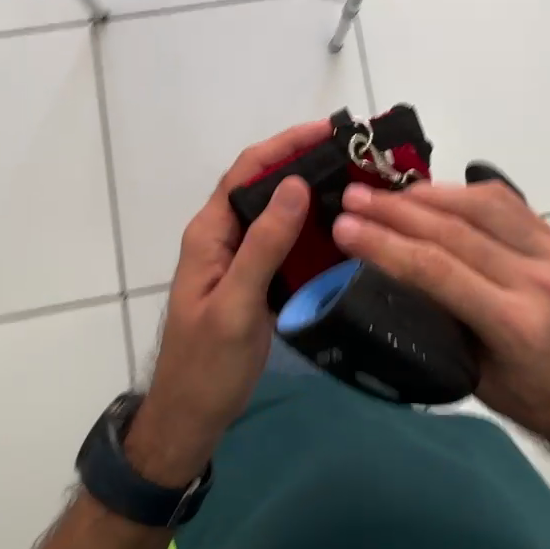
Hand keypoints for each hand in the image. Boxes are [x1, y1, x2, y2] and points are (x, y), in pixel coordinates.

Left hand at [126, 120, 329, 486]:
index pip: (247, 171)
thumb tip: (294, 184)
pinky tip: (343, 229)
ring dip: (312, 194)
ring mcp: (240, 257)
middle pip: (264, 185)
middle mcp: (224, 235)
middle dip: (304, 162)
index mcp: (210, 232)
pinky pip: (286, 242)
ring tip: (357, 183)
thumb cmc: (206, 363)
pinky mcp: (256, 278)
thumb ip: (263, 245)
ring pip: (278, 212)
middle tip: (354, 155)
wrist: (192, 417)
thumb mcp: (235, 303)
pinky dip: (313, 230)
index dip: (284, 144)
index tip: (328, 131)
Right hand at [331, 179, 549, 446]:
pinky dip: (464, 191)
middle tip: (352, 198)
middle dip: (395, 210)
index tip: (344, 228)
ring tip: (386, 192)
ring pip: (481, 204)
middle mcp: (538, 280)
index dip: (385, 244)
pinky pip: (506, 201)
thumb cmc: (529, 398)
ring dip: (427, 193)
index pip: (438, 270)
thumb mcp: (473, 373)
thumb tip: (390, 268)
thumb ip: (440, 320)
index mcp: (515, 324)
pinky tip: (434, 192)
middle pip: (454, 230)